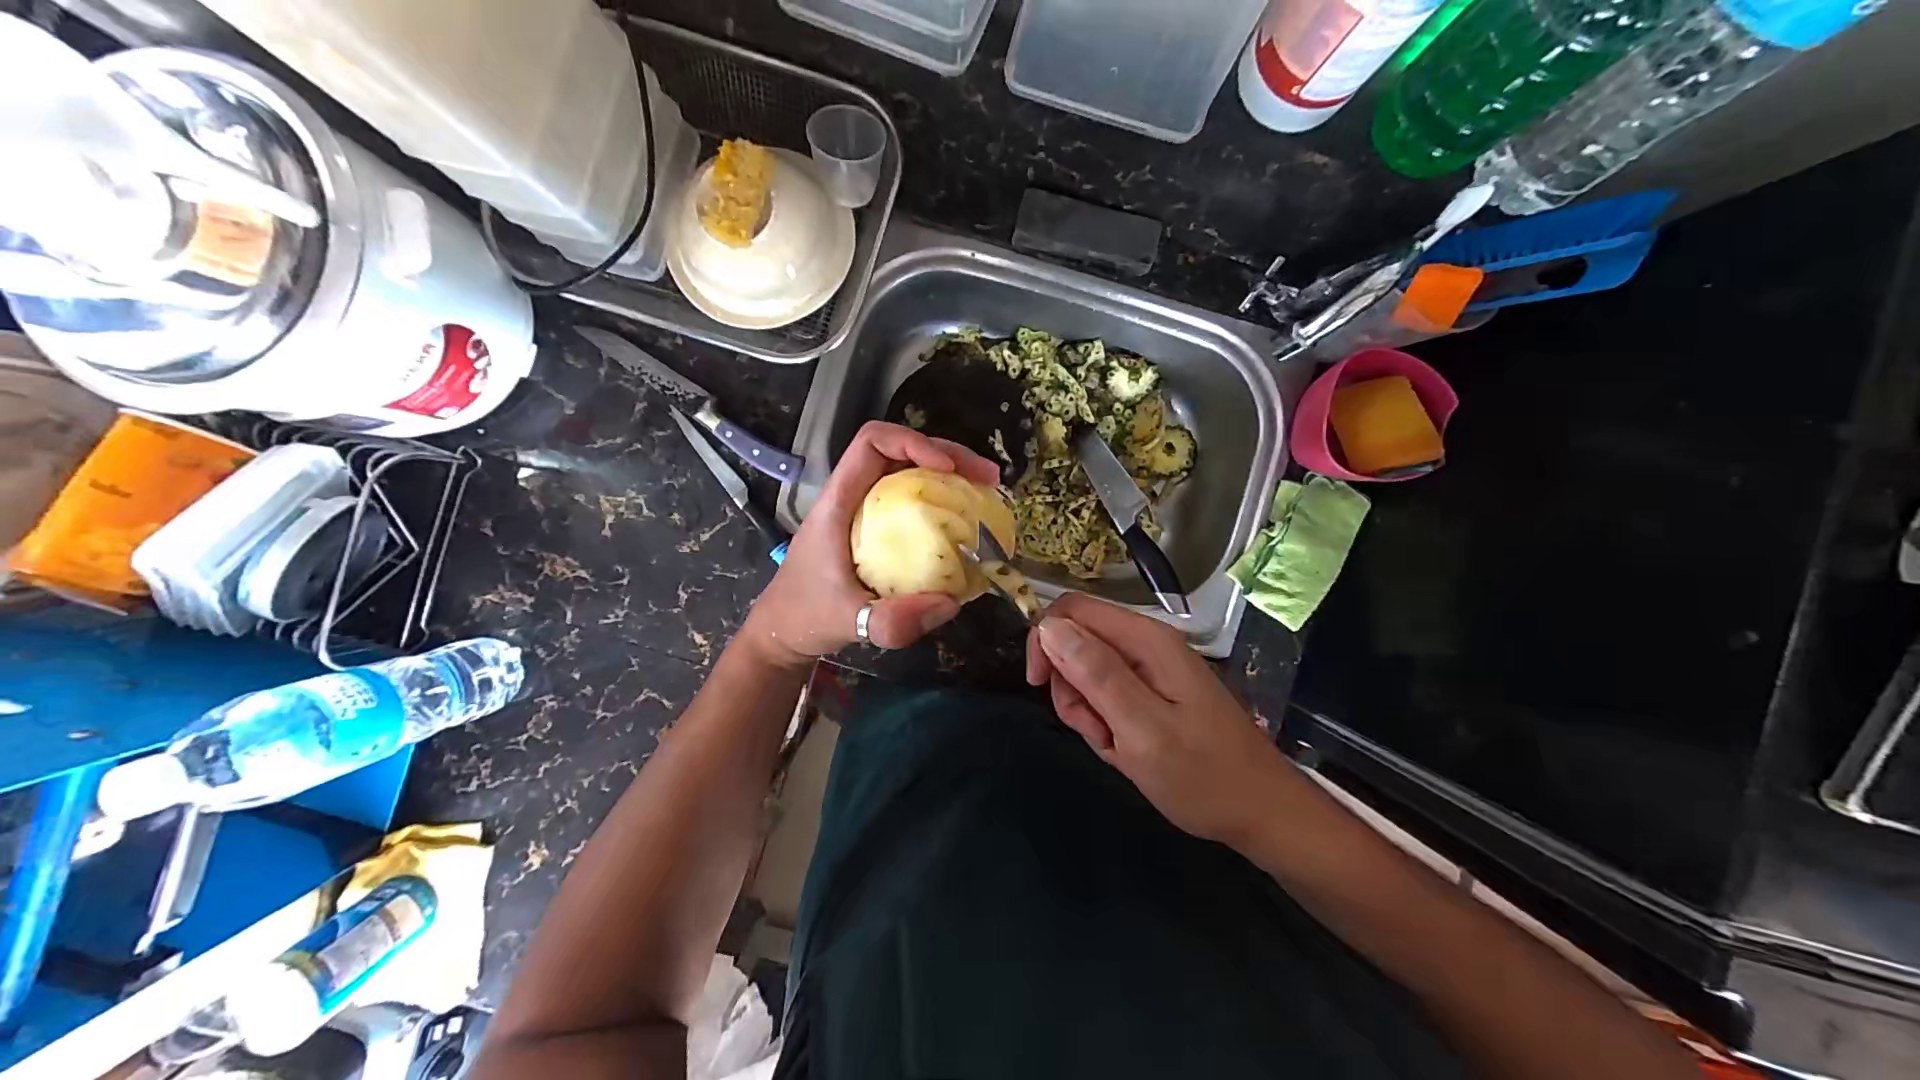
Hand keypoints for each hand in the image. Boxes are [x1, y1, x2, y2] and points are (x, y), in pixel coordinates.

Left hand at [740, 421, 1002, 668]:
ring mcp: (865, 511)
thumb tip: (950, 602)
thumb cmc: (806, 617)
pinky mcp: (875, 530)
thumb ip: (894, 621)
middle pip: (900, 451)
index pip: (871, 443)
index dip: (912, 443)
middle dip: (948, 456)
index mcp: (839, 502)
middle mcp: (854, 497)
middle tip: (989, 480)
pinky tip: (967, 522)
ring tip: (987, 494)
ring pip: (910, 473)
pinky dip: (943, 502)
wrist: (783, 631)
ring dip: (951, 477)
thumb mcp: (850, 622)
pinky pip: (912, 501)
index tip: (948, 470)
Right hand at [1026, 593, 1294, 845]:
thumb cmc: (1203, 775)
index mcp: (1145, 640)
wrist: (1259, 812)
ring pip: (1086, 675)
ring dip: (1087, 713)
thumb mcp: (1142, 729)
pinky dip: (1106, 726)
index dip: (1045, 642)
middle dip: (1070, 689)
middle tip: (1098, 731)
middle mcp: (1146, 644)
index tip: (1038, 685)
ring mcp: (1151, 669)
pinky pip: (1107, 698)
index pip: (1071, 611)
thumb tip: (1049, 626)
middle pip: (1075, 644)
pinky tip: (1128, 752)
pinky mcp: (1153, 693)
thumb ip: (1096, 674)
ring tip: (1118, 747)